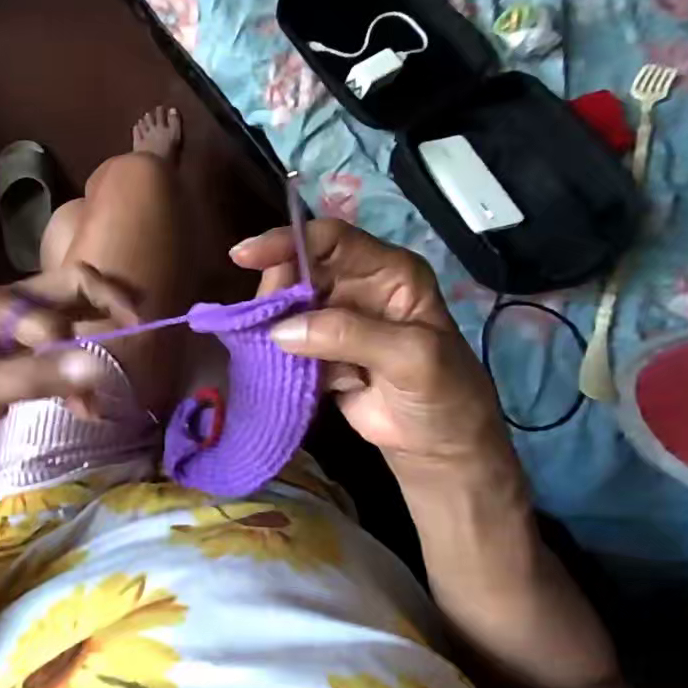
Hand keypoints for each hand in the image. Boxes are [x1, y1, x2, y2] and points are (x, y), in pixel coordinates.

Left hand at [0, 266, 136, 485]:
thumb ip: (36, 376)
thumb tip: (99, 368)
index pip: (47, 307)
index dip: (69, 342)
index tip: (83, 382)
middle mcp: (1, 304)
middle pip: (67, 290)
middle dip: (105, 304)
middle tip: (141, 322)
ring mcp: (12, 331)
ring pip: (70, 322)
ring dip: (93, 349)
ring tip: (102, 398)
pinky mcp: (20, 359)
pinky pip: (61, 353)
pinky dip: (78, 374)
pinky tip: (87, 406)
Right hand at [231, 220, 511, 475]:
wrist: (440, 448)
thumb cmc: (444, 396)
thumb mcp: (411, 357)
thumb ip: (350, 335)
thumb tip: (281, 329)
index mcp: (389, 272)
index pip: (331, 239)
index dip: (288, 241)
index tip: (244, 256)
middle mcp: (358, 286)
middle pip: (299, 268)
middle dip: (275, 289)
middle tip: (258, 319)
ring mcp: (335, 317)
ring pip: (285, 302)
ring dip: (270, 321)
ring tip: (266, 345)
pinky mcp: (317, 348)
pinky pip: (283, 337)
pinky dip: (271, 346)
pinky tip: (272, 361)